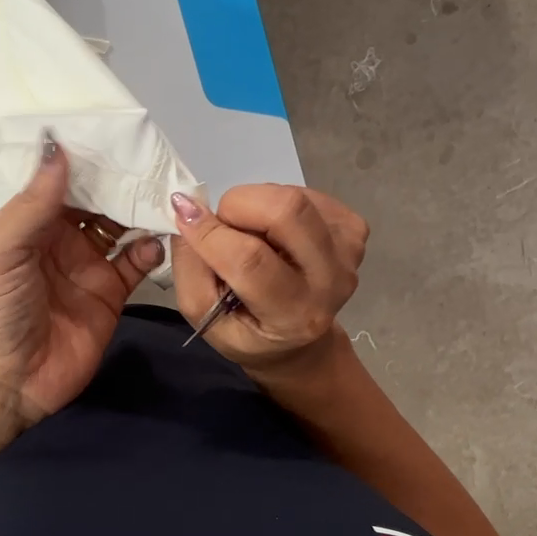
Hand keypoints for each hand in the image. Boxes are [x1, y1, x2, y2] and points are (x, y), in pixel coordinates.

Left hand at [0, 134, 166, 433]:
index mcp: (30, 221)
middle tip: (155, 158)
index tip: (119, 134)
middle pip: (98, 198)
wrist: (10, 383)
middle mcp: (62, 237)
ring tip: (165, 194)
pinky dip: (151, 248)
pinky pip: (137, 262)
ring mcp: (89, 264)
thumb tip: (60, 148)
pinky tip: (157, 241)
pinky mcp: (111, 293)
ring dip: (141, 210)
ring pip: (122, 225)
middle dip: (122, 180)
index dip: (88, 158)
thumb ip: (33, 204)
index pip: (64, 179)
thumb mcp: (3, 251)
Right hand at [169, 184, 369, 378]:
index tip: (182, 214)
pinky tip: (275, 231)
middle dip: (238, 205)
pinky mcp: (354, 230)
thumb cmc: (246, 331)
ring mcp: (348, 253)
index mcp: (291, 314)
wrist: (300, 341)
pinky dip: (277, 202)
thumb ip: (189, 268)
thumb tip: (186, 212)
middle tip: (224, 225)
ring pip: (295, 196)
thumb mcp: (204, 317)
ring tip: (250, 233)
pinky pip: (308, 193)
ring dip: (257, 204)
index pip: (250, 259)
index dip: (210, 232)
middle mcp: (330, 282)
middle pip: (286, 210)